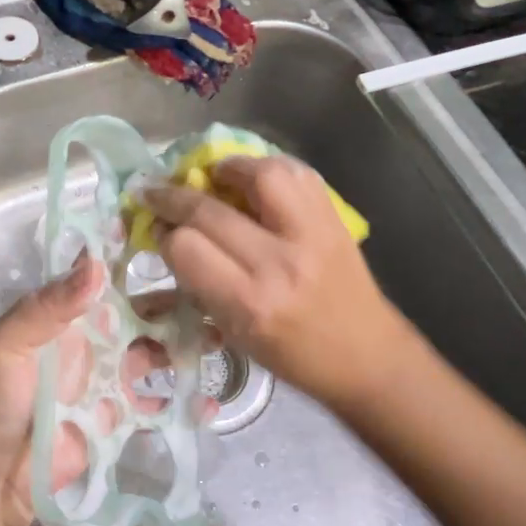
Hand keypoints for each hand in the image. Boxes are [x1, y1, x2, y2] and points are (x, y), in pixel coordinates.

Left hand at [0, 254, 210, 525]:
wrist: (0, 465)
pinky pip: (159, 407)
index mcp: (72, 313)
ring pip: (158, 354)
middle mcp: (97, 338)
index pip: (109, 276)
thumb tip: (96, 266)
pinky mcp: (122, 416)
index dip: (139, 258)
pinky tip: (210, 404)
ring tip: (222, 339)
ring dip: (188, 346)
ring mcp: (113, 377)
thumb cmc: (3, 394)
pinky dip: (185, 405)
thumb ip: (49, 306)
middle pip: (145, 314)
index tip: (180, 240)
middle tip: (218, 297)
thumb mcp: (12, 342)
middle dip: (179, 304)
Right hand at [142, 156, 422, 410]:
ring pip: (259, 175)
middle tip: (159, 193)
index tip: (157, 230)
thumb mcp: (233, 333)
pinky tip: (252, 178)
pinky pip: (297, 174)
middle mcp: (278, 265)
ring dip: (226, 168)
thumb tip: (165, 234)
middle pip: (208, 210)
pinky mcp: (334, 220)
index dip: (163, 233)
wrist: (368, 358)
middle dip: (172, 196)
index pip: (185, 247)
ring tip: (213, 175)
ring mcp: (311, 236)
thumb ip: (198, 283)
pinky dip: (267, 167)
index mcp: (249, 304)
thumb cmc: (292, 355)